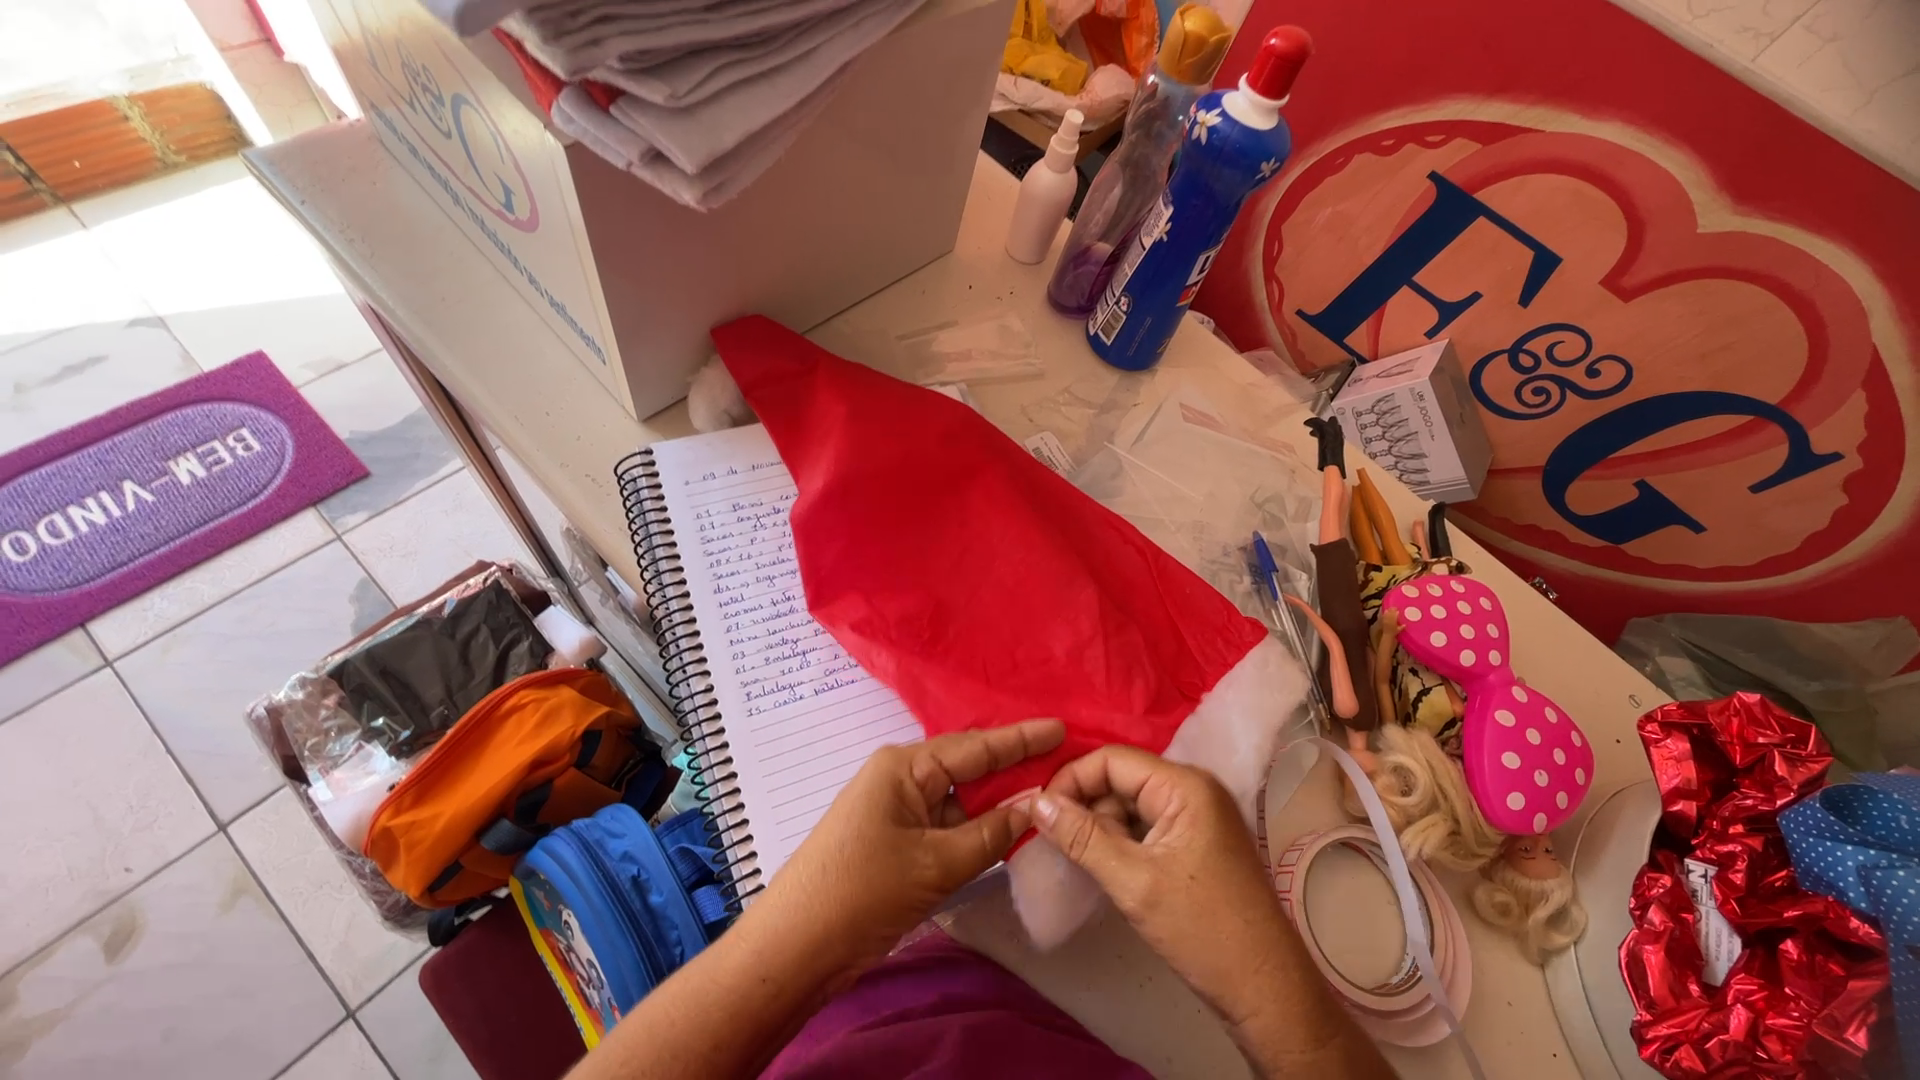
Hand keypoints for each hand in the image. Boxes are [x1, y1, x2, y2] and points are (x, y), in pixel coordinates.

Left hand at [747, 718, 1065, 984]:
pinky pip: (947, 824)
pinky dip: (977, 828)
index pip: (975, 746)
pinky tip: (1010, 831)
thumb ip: (991, 833)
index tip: (1062, 727)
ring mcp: (898, 810)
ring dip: (997, 802)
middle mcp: (901, 777)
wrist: (797, 947)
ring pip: (960, 799)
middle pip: (968, 767)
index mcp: (904, 766)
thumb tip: (1034, 804)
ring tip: (1050, 796)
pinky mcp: (897, 841)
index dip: (1021, 739)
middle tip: (1066, 763)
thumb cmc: (863, 891)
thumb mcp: (936, 863)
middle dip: (1013, 767)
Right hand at [1032, 747, 1386, 1077]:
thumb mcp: (1132, 882)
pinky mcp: (1197, 840)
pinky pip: (1147, 824)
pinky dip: (1121, 839)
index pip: (1112, 760)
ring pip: (1131, 803)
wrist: (1265, 988)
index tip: (1040, 813)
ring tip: (1077, 856)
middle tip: (1053, 839)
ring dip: (1101, 825)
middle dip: (1084, 804)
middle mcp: (1193, 789)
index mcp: (1184, 786)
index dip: (1072, 780)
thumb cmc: (1200, 930)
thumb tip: (1036, 802)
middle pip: (1121, 778)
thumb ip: (1081, 837)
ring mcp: (1198, 815)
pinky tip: (1103, 864)